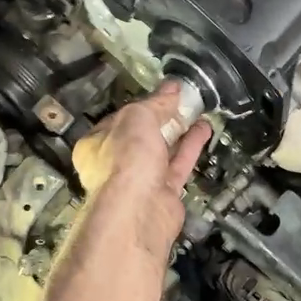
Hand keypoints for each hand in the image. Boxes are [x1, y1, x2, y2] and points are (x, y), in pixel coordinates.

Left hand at [71, 82, 211, 249]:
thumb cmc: (126, 158)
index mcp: (96, 145)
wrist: (138, 212)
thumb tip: (172, 88)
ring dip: (181, 130)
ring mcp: (140, 181)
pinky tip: (204, 129)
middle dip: (163, 118)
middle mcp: (115, 164)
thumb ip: (155, 104)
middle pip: (142, 136)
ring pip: (162, 151)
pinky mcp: (164, 194)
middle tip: (184, 99)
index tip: (163, 93)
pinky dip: (190, 147)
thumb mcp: (137, 118)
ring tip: (199, 109)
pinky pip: (178, 165)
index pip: (119, 120)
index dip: (141, 105)